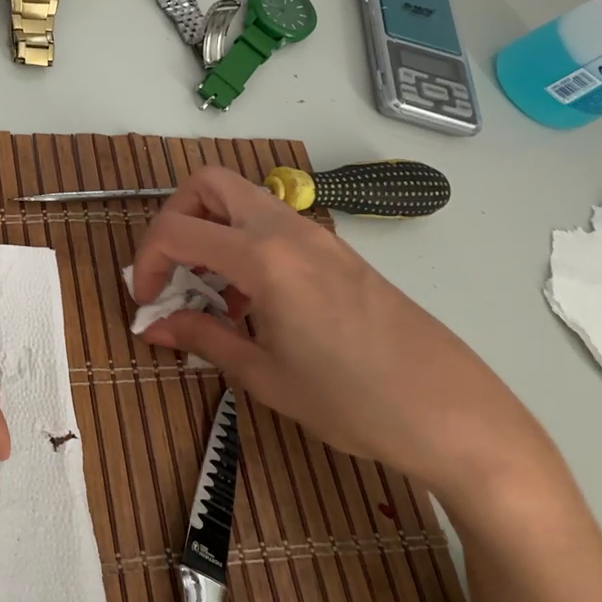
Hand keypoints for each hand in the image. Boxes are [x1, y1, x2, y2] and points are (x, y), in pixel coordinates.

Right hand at [130, 167, 552, 499]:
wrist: (457, 417)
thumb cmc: (354, 402)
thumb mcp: (266, 376)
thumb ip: (203, 338)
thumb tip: (153, 326)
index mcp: (263, 257)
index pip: (177, 230)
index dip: (145, 262)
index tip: (145, 302)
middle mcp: (288, 230)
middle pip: (209, 184)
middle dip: (175, 218)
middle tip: (170, 270)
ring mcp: (318, 236)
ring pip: (243, 200)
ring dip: (211, 231)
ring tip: (212, 296)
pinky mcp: (339, 253)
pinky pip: (274, 225)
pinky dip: (244, 244)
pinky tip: (255, 304)